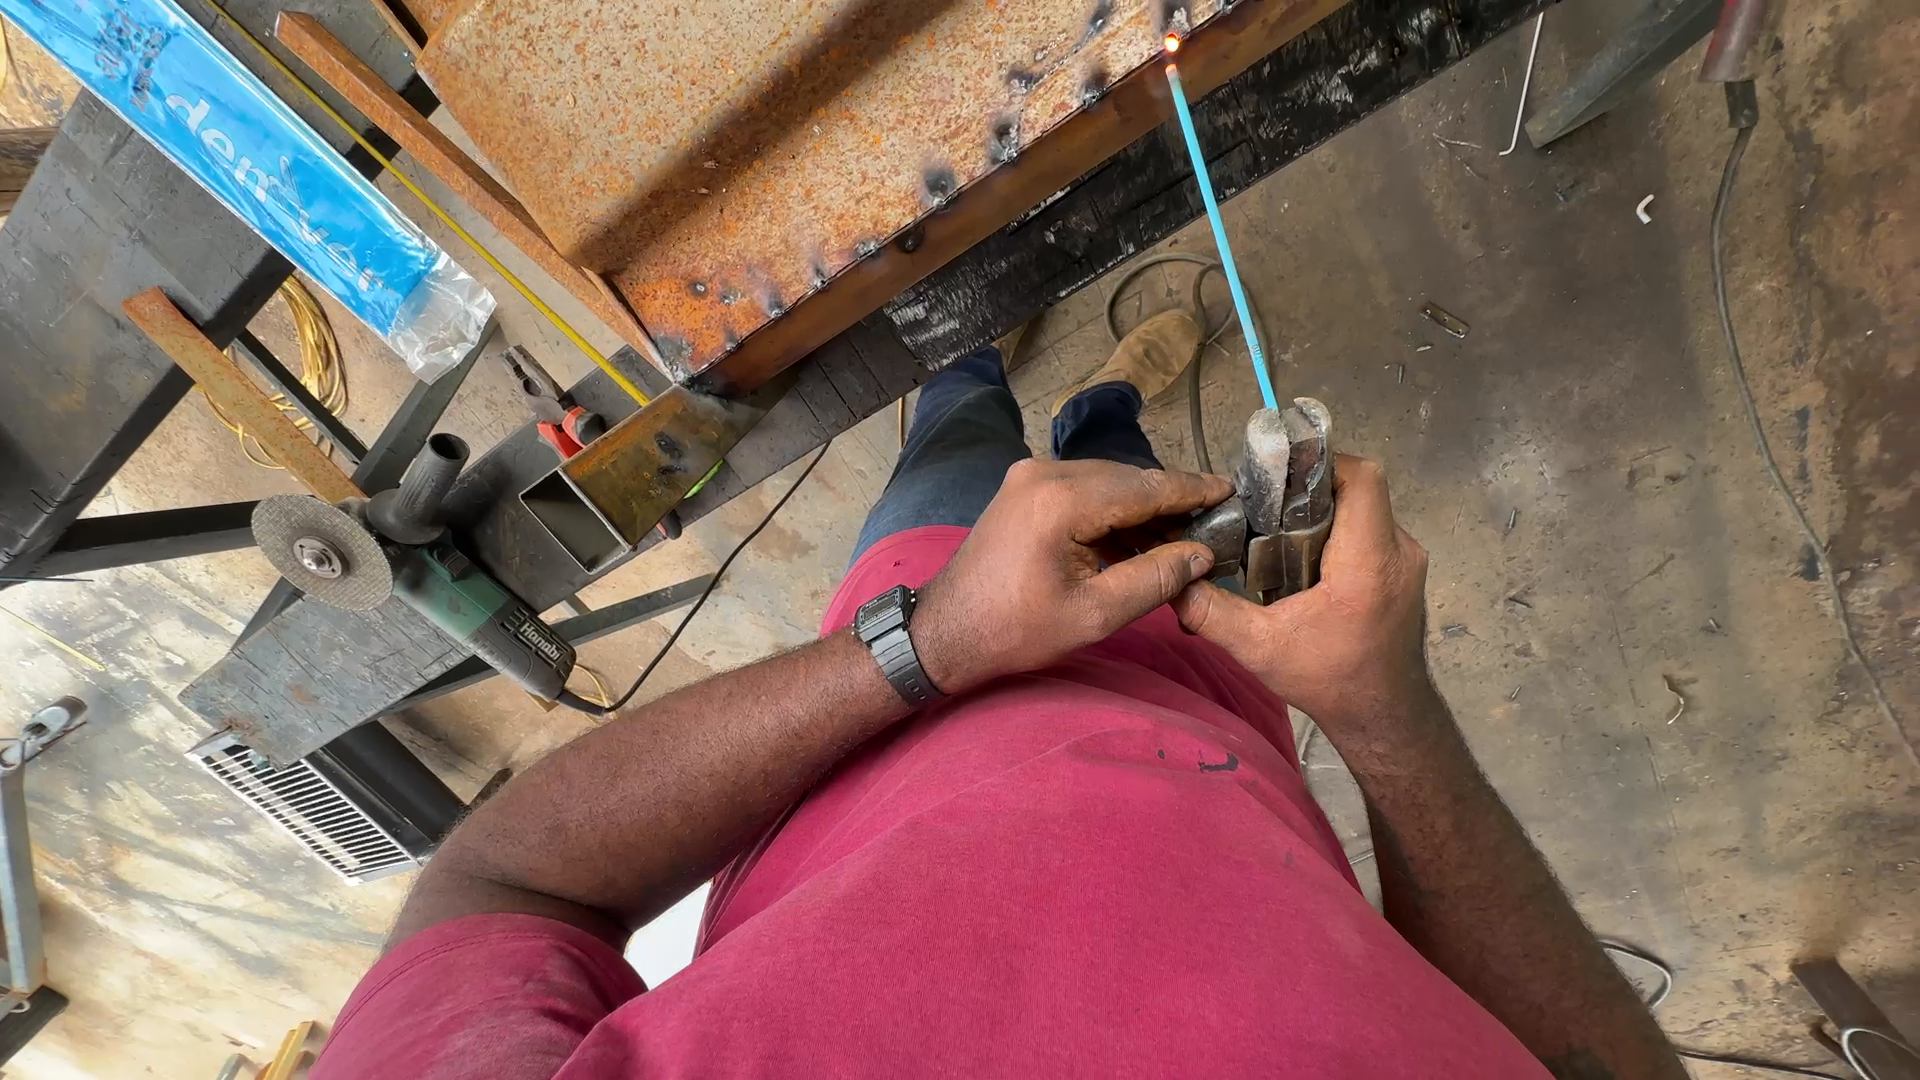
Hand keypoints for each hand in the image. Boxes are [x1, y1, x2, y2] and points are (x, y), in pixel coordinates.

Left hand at [912, 459, 1232, 692]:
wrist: (947, 629)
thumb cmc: (1017, 630)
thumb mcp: (1094, 614)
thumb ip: (1154, 578)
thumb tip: (1201, 554)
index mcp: (1062, 500)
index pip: (1145, 487)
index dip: (1192, 490)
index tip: (1230, 490)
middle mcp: (1044, 473)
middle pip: (1126, 479)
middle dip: (1170, 500)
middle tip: (1212, 522)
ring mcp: (1029, 476)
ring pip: (1105, 481)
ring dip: (1141, 506)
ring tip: (1182, 535)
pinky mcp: (1023, 488)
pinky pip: (1082, 489)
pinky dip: (1111, 510)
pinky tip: (1136, 536)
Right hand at [1170, 454, 1434, 732]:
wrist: (1385, 718)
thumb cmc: (1329, 680)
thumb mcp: (1258, 649)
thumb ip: (1211, 613)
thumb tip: (1171, 581)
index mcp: (1368, 562)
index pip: (1362, 479)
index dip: (1321, 462)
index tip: (1277, 474)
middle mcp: (1397, 552)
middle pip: (1357, 490)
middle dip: (1308, 488)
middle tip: (1262, 505)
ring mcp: (1404, 560)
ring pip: (1362, 509)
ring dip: (1320, 510)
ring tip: (1274, 529)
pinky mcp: (1401, 571)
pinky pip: (1368, 529)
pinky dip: (1334, 530)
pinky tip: (1299, 555)